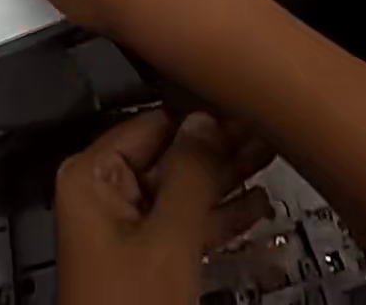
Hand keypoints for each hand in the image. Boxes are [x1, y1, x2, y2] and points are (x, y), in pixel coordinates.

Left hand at [57, 110, 274, 304]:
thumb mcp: (166, 242)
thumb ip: (190, 176)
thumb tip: (207, 119)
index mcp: (92, 174)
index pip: (149, 126)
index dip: (198, 118)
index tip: (242, 106)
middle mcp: (105, 190)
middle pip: (169, 158)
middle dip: (220, 150)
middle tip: (268, 134)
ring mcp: (126, 225)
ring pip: (183, 192)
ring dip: (228, 182)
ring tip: (273, 161)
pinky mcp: (146, 258)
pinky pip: (185, 226)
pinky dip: (220, 219)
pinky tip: (258, 208)